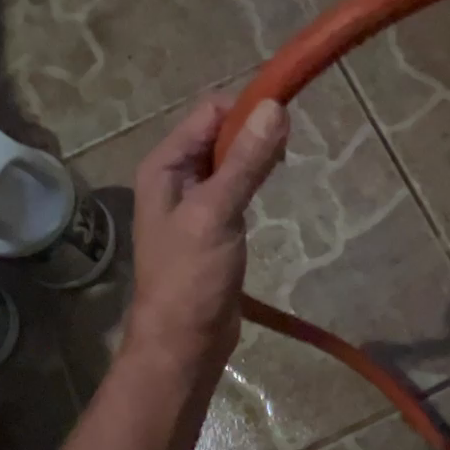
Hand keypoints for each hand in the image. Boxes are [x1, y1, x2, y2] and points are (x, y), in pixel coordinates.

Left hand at [123, 94, 289, 371]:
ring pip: (231, 160)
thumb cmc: (191, 278)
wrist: (184, 343)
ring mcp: (194, 201)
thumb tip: (274, 107)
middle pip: (219, 133)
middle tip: (285, 153)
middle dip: (253, 133)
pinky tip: (271, 189)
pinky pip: (235, 187)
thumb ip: (245, 161)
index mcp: (164, 165)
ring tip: (281, 169)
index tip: (284, 121)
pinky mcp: (213, 224)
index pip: (208, 113)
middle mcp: (175, 176)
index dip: (245, 110)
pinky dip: (255, 180)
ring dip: (256, 157)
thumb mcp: (216, 214)